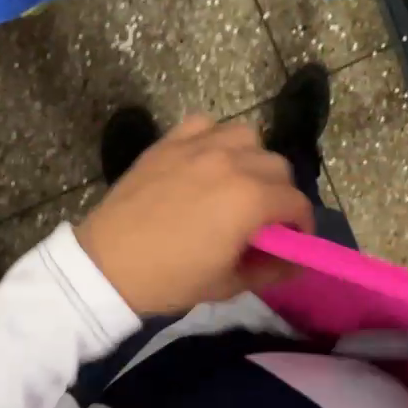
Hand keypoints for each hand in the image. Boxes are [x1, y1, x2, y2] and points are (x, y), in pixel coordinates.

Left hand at [75, 116, 313, 314]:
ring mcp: (198, 146)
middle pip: (278, 166)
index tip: (293, 240)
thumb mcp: (227, 283)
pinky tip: (206, 160)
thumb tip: (296, 261)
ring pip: (247, 136)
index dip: (302, 224)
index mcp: (250, 199)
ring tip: (237, 183)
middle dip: (280, 193)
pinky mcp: (169, 141)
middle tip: (264, 218)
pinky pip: (205, 124)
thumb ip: (271, 269)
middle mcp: (232, 162)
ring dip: (252, 159)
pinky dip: (214, 138)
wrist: (106, 266)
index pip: (297, 202)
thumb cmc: (170, 279)